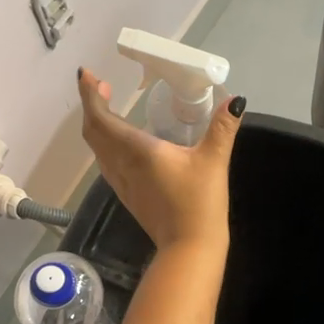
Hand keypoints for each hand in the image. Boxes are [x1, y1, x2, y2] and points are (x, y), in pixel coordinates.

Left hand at [77, 68, 243, 251]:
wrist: (189, 248)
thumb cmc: (199, 204)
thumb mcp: (214, 161)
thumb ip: (222, 128)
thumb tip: (236, 100)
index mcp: (136, 151)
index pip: (101, 118)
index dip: (89, 95)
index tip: (87, 75)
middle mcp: (121, 165)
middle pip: (93, 132)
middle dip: (92, 107)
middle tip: (101, 87)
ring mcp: (121, 184)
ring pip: (98, 150)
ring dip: (98, 126)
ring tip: (109, 108)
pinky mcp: (128, 197)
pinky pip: (107, 164)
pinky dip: (106, 145)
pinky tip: (123, 144)